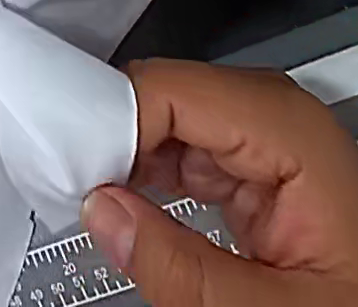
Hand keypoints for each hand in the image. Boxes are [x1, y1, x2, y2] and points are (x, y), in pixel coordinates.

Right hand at [80, 59, 357, 306]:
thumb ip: (179, 268)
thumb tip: (98, 209)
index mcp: (282, 124)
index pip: (166, 88)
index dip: (113, 122)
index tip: (78, 170)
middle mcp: (266, 109)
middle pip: (159, 93)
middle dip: (113, 136)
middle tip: (75, 184)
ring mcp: (256, 129)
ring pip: (161, 116)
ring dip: (125, 156)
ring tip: (95, 195)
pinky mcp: (247, 156)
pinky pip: (178, 144)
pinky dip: (147, 171)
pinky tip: (128, 202)